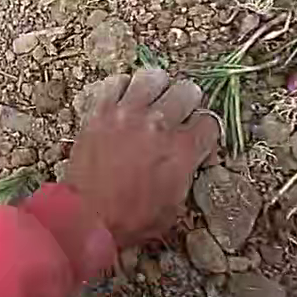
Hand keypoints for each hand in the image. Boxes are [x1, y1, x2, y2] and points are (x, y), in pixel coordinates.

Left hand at [66, 68, 219, 246]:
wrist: (87, 218)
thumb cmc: (132, 219)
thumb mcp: (175, 203)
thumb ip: (187, 170)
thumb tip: (189, 155)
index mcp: (183, 150)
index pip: (209, 122)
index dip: (204, 130)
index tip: (196, 135)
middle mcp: (160, 124)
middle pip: (188, 91)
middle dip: (187, 103)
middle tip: (178, 114)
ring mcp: (129, 113)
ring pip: (154, 77)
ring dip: (157, 88)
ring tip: (151, 100)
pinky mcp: (101, 111)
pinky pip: (117, 82)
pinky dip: (123, 89)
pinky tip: (123, 101)